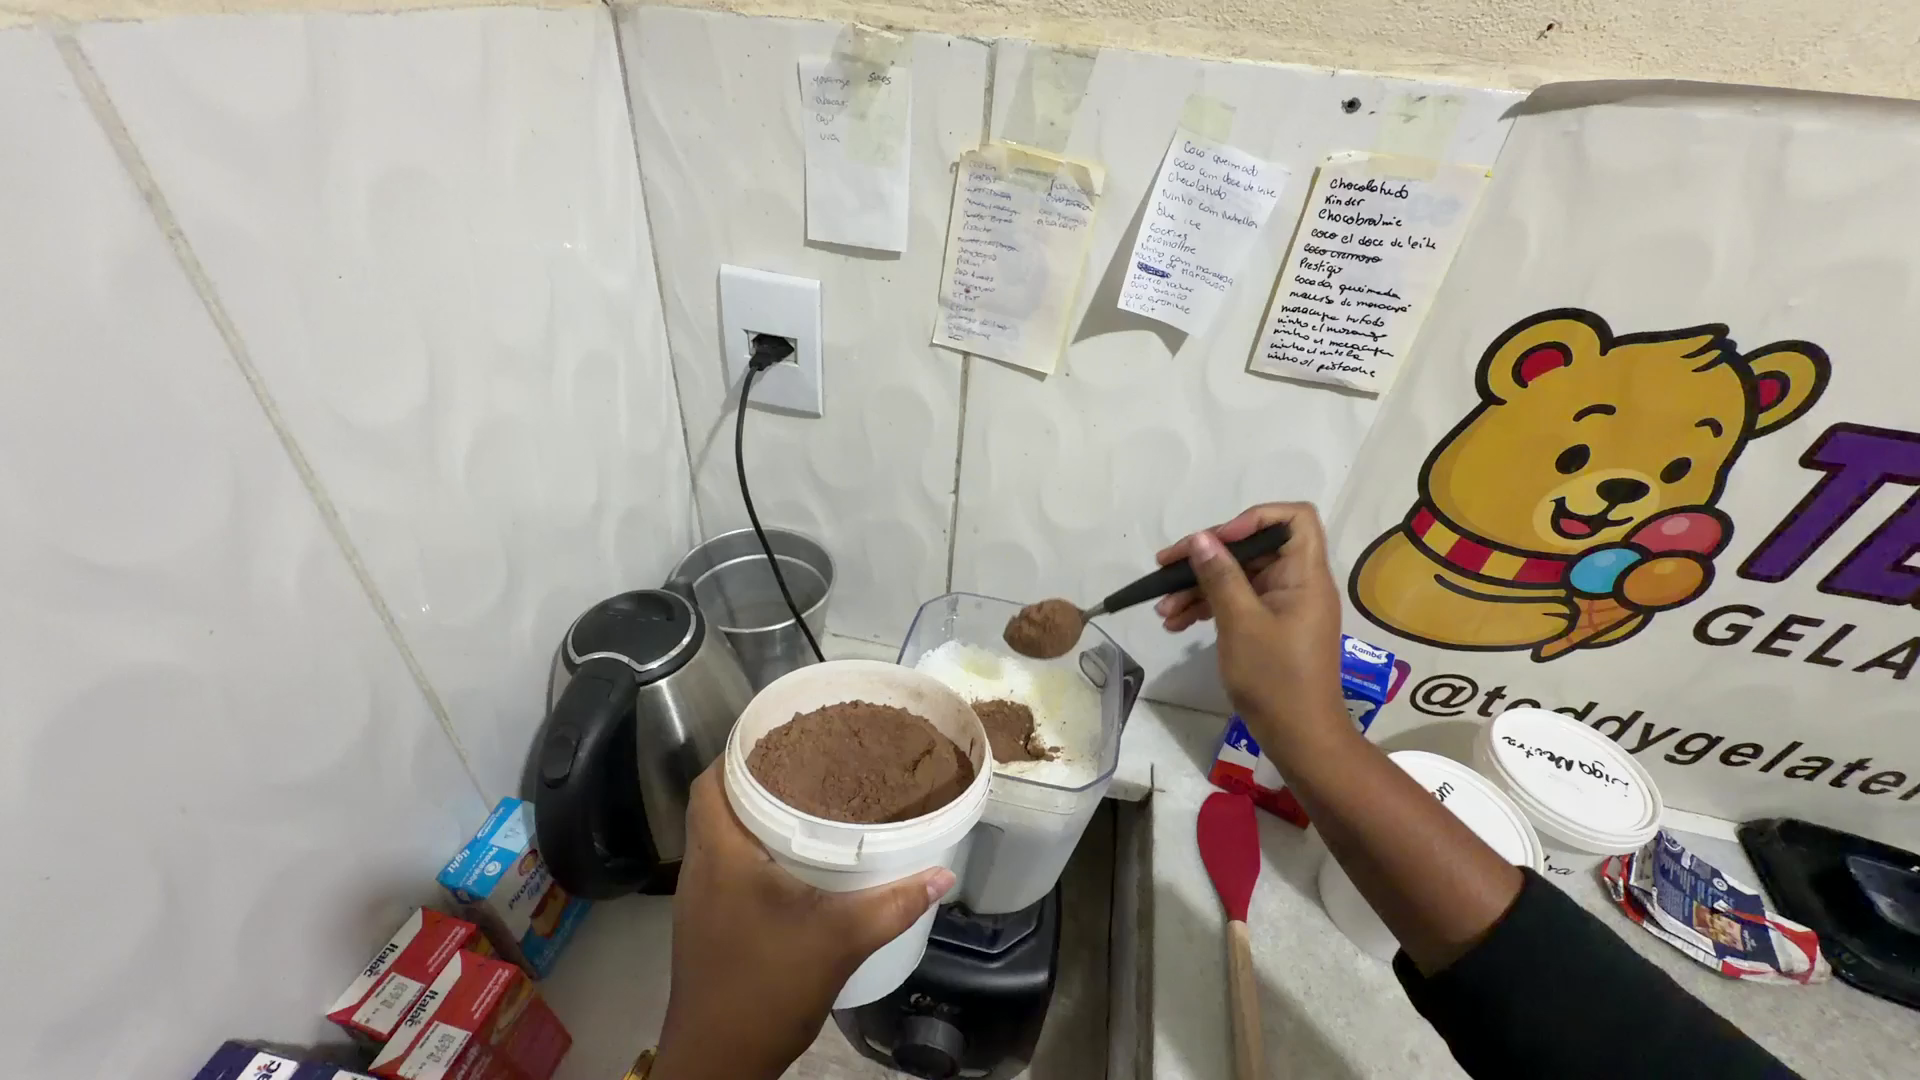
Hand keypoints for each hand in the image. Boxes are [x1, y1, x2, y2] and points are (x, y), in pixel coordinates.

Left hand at [653, 764, 956, 1079]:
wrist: (718, 1064)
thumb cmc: (767, 988)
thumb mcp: (839, 941)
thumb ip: (893, 904)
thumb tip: (943, 873)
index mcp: (720, 855)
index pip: (712, 781)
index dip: (738, 750)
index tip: (781, 733)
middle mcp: (702, 867)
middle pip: (715, 800)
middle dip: (755, 774)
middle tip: (807, 759)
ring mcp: (699, 897)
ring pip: (720, 831)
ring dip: (752, 809)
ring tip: (805, 791)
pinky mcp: (707, 921)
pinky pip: (725, 860)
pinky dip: (753, 842)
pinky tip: (793, 851)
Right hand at [1155, 503, 1345, 741]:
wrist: (1299, 737)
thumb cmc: (1275, 678)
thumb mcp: (1240, 623)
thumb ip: (1220, 576)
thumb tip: (1201, 538)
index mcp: (1304, 575)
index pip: (1294, 518)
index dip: (1253, 519)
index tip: (1216, 542)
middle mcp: (1297, 583)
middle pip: (1253, 548)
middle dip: (1207, 557)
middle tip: (1166, 568)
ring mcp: (1282, 606)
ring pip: (1238, 577)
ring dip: (1198, 586)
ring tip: (1162, 609)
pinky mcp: (1269, 626)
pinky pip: (1236, 602)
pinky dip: (1207, 607)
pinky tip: (1176, 624)